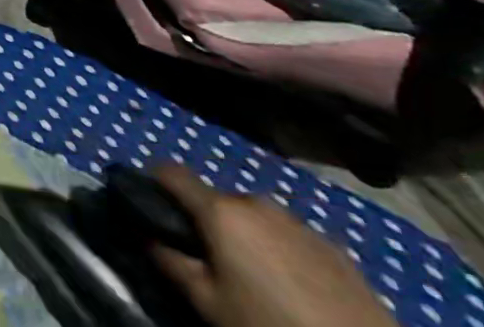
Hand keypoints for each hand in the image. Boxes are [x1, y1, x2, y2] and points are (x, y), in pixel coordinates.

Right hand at [151, 165, 396, 326]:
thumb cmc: (270, 325)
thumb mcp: (207, 302)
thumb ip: (170, 261)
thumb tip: (148, 235)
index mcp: (221, 210)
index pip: (170, 171)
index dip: (152, 181)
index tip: (148, 204)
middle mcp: (257, 203)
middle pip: (215, 198)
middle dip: (205, 218)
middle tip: (207, 257)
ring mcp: (300, 222)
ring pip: (254, 216)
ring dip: (244, 233)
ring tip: (254, 275)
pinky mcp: (334, 247)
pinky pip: (289, 235)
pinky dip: (279, 249)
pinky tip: (293, 287)